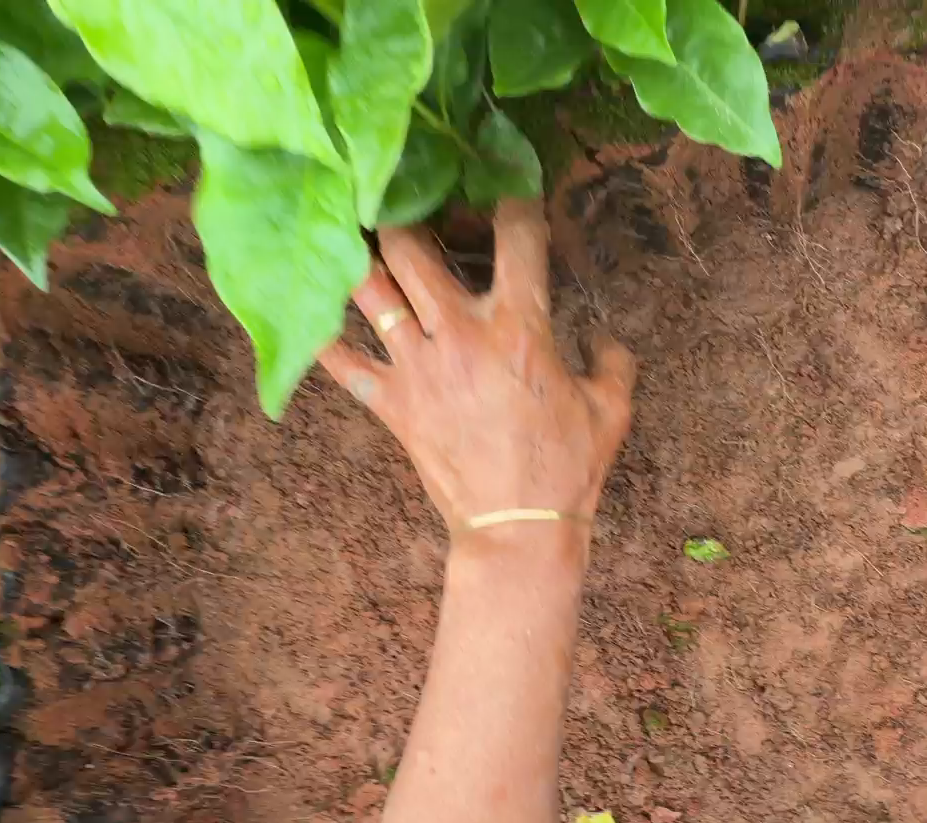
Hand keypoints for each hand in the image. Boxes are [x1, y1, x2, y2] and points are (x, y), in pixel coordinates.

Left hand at [318, 200, 635, 536]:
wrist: (519, 528)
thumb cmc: (568, 467)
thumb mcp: (612, 409)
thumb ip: (613, 361)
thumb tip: (605, 340)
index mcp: (520, 325)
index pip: (516, 233)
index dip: (515, 197)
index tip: (511, 189)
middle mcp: (459, 332)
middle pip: (409, 244)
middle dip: (408, 215)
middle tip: (412, 211)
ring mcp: (417, 367)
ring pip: (367, 287)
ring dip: (361, 259)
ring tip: (359, 242)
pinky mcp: (392, 404)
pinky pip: (341, 361)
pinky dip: (324, 337)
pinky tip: (312, 318)